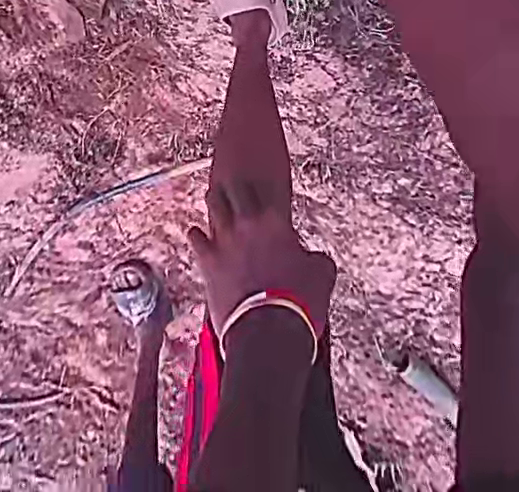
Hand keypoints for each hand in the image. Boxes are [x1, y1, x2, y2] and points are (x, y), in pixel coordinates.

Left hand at [187, 178, 336, 336]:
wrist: (269, 332)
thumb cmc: (298, 303)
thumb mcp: (322, 274)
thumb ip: (316, 258)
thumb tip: (315, 257)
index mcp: (275, 221)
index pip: (264, 190)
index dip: (261, 187)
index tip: (260, 187)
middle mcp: (247, 223)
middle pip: (234, 190)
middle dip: (234, 187)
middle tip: (233, 186)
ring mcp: (225, 239)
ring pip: (214, 205)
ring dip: (215, 200)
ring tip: (214, 197)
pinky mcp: (208, 260)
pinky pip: (196, 237)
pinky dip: (196, 234)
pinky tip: (196, 233)